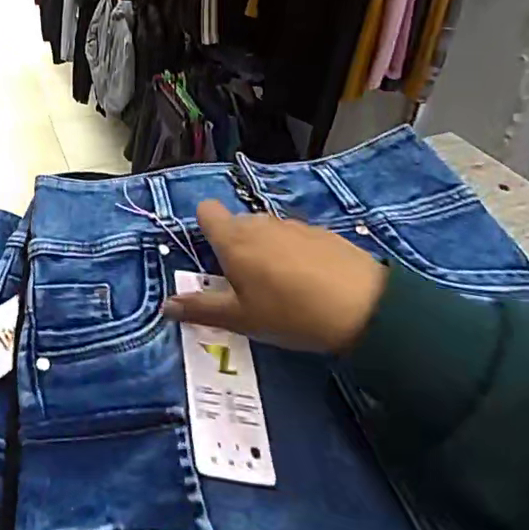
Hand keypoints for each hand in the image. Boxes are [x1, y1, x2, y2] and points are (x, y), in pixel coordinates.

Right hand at [161, 199, 388, 353]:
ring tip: (276, 289)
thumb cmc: (289, 312)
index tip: (210, 257)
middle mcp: (260, 222)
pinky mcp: (318, 231)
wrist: (360, 304)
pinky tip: (305, 282)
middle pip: (235, 224)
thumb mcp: (241, 319)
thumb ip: (202, 308)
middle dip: (233, 247)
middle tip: (242, 286)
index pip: (207, 210)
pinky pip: (291, 237)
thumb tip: (168, 304)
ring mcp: (291, 223)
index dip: (204, 228)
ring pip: (264, 230)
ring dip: (262, 251)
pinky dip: (290, 253)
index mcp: (234, 238)